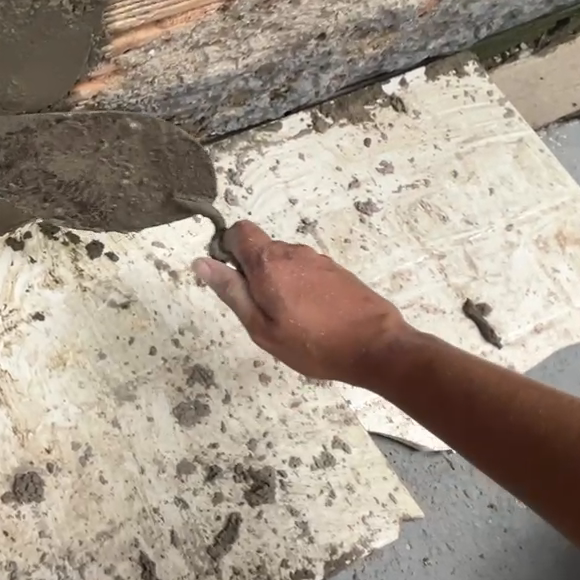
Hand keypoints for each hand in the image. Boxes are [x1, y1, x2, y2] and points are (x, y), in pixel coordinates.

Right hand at [193, 220, 419, 386]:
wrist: (378, 348)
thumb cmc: (312, 344)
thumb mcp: (260, 327)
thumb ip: (230, 291)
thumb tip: (201, 262)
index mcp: (268, 263)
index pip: (239, 231)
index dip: (228, 248)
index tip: (232, 279)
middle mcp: (292, 252)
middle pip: (260, 247)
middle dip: (252, 271)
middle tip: (262, 309)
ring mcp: (317, 259)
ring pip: (283, 260)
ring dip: (277, 280)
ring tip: (289, 316)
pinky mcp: (336, 270)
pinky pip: (304, 269)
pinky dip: (298, 285)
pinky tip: (311, 314)